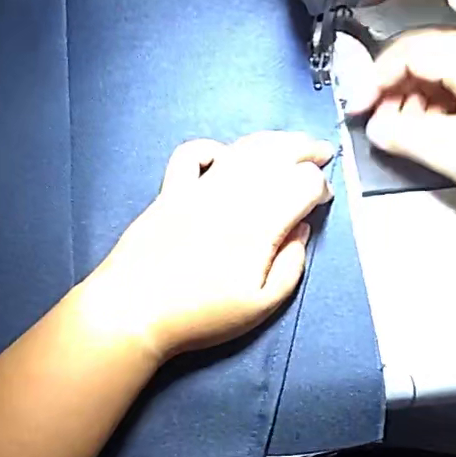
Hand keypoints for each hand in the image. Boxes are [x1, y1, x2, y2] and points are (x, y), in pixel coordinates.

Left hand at [74, 132, 333, 358]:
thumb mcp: (260, 306)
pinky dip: (212, 148)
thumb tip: (301, 231)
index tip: (322, 201)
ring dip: (272, 141)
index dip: (320, 187)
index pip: (302, 183)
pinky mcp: (170, 191)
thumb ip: (291, 267)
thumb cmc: (200, 315)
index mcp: (259, 223)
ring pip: (242, 147)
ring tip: (289, 145)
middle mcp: (231, 195)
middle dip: (306, 149)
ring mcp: (198, 188)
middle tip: (321, 153)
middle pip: (278, 153)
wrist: (134, 311)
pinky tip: (224, 156)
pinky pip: (191, 154)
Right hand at [345, 28, 455, 220]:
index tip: (357, 108)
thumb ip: (404, 134)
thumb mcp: (451, 148)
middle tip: (381, 125)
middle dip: (397, 91)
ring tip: (410, 137)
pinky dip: (446, 113)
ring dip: (420, 104)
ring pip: (450, 79)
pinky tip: (443, 139)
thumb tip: (377, 126)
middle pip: (429, 60)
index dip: (375, 79)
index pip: (409, 50)